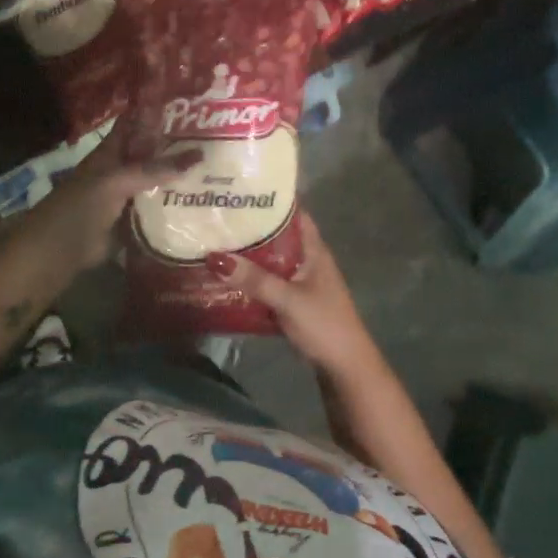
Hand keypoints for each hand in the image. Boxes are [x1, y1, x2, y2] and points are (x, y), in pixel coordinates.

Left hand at [21, 129, 201, 269]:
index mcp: (110, 153)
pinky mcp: (131, 223)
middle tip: (216, 140)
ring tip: (217, 170)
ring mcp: (125, 198)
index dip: (155, 113)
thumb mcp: (117, 181)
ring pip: (156, 184)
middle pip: (150, 156)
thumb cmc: (81, 206)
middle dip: (177, 148)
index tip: (188, 104)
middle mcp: (119, 172)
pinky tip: (201, 204)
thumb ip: (154, 170)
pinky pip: (155, 211)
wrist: (60, 249)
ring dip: (179, 179)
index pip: (134, 125)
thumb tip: (199, 155)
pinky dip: (173, 208)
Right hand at [208, 213, 376, 373]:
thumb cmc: (324, 325)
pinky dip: (249, 280)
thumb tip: (213, 256)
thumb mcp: (287, 299)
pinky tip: (225, 279)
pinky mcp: (292, 303)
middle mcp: (307, 262)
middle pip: (276, 237)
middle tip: (215, 217)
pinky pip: (266, 284)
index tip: (239, 190)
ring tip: (212, 242)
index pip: (293, 214)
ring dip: (247, 256)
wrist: (345, 366)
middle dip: (250, 229)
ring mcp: (300, 283)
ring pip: (269, 262)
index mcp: (314, 251)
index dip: (270, 200)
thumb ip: (253, 279)